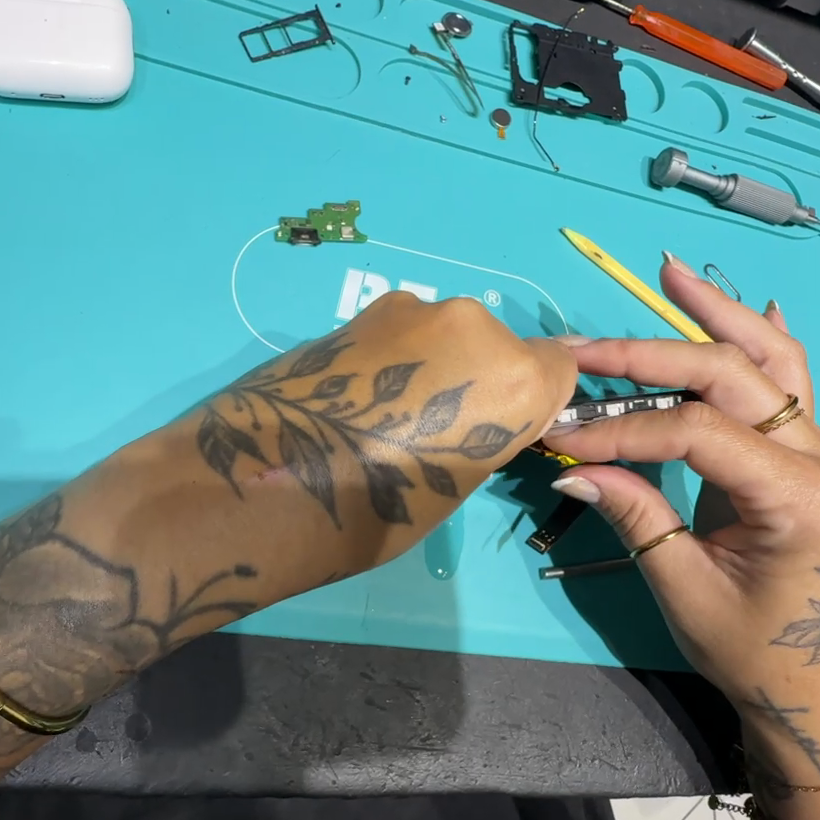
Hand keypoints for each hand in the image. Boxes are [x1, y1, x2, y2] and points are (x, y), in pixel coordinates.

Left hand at [80, 291, 577, 605]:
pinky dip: (395, 360)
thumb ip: (484, 436)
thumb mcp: (451, 488)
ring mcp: (409, 310)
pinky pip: (403, 333)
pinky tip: (354, 400)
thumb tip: (480, 417)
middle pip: (501, 349)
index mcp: (512, 376)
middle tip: (437, 431)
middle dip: (481, 382)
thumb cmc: (367, 509)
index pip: (559, 370)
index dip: (534, 404)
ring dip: (434, 367)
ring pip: (447, 337)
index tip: (507, 431)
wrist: (260, 479)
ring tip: (385, 418)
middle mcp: (469, 325)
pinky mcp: (359, 311)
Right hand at [542, 257, 819, 783]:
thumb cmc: (751, 650)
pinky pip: (791, 384)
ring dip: (718, 314)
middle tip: (586, 344)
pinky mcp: (805, 454)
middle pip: (733, 376)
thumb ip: (634, 514)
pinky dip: (763, 341)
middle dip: (653, 355)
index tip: (563, 434)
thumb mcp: (683, 589)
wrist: (810, 685)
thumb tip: (568, 463)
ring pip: (773, 360)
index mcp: (800, 499)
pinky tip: (750, 307)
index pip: (697, 432)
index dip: (622, 429)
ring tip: (670, 274)